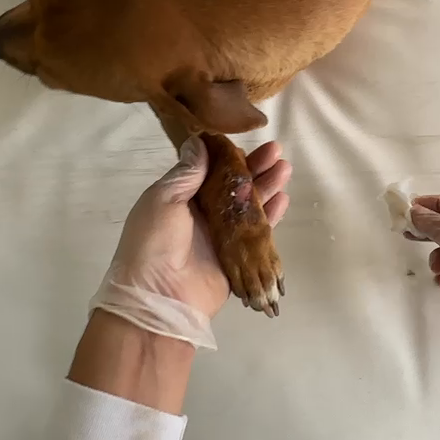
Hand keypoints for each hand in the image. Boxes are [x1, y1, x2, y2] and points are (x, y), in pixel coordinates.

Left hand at [93, 137, 291, 347]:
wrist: (158, 298)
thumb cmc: (154, 243)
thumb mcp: (164, 200)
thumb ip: (186, 173)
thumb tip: (199, 141)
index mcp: (180, 199)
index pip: (210, 171)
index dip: (228, 156)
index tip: (244, 142)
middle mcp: (202, 215)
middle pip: (233, 186)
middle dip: (255, 167)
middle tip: (276, 150)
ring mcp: (221, 236)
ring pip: (249, 206)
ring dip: (266, 187)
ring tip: (285, 168)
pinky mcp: (237, 257)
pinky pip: (257, 232)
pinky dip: (270, 215)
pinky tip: (283, 199)